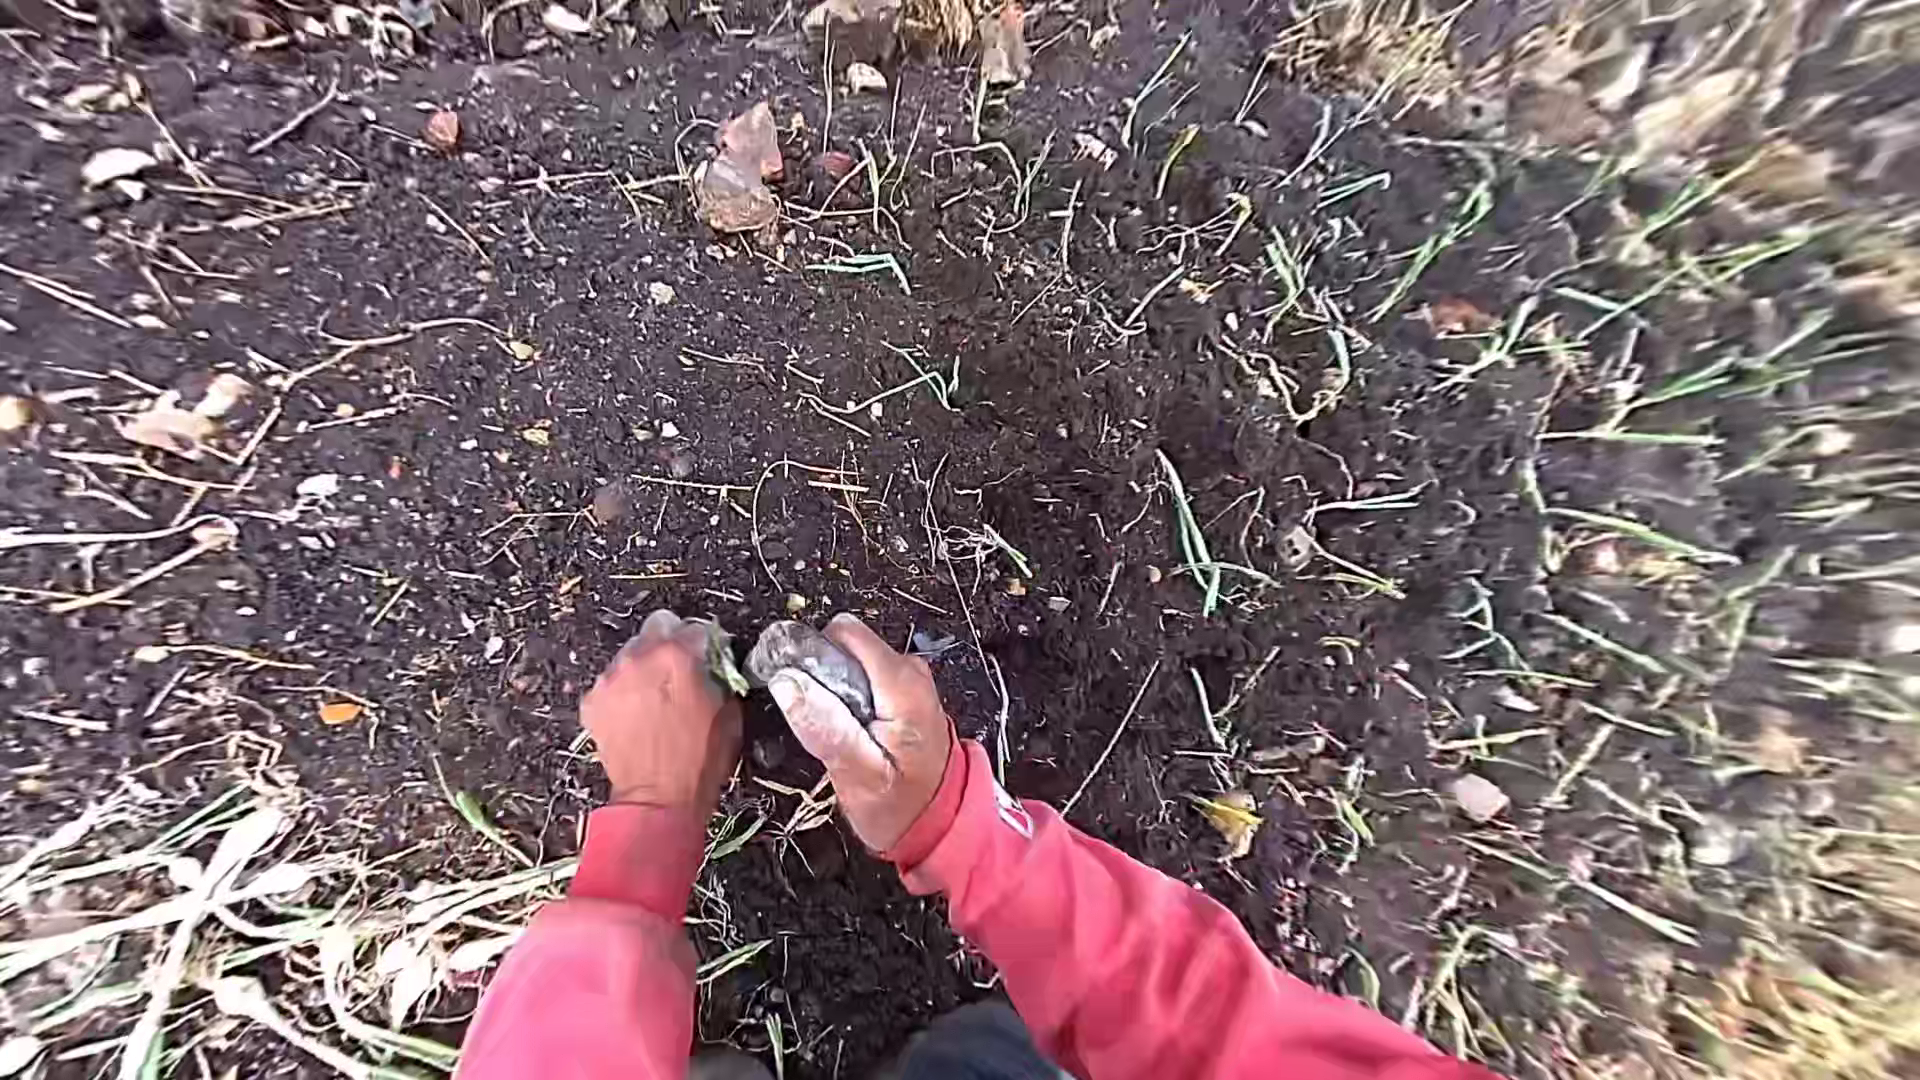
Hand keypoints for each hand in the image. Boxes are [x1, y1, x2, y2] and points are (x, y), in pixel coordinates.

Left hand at [581, 609, 741, 814]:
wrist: (658, 799)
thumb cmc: (698, 758)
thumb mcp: (727, 709)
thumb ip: (718, 675)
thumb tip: (713, 666)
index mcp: (678, 656)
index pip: (694, 628)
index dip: (705, 644)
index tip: (708, 656)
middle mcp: (639, 660)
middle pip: (656, 630)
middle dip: (670, 647)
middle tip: (681, 672)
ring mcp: (612, 680)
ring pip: (631, 654)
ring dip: (645, 667)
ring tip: (657, 696)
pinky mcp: (594, 702)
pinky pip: (612, 681)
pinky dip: (624, 689)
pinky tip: (637, 711)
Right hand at [766, 613, 952, 850]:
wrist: (940, 822)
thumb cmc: (901, 804)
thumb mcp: (858, 774)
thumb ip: (825, 727)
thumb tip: (787, 681)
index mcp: (900, 682)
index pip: (844, 632)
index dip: (814, 653)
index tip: (798, 688)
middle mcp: (910, 670)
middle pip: (848, 646)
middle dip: (825, 676)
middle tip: (823, 723)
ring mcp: (910, 677)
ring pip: (854, 661)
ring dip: (837, 690)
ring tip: (841, 733)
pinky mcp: (906, 689)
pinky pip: (865, 677)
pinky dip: (852, 697)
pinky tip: (856, 731)